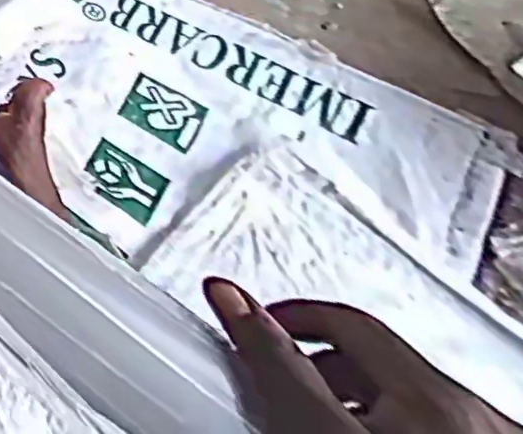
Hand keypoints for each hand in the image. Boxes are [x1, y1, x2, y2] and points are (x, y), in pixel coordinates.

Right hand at [204, 278, 520, 432]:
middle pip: (385, 363)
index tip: (254, 329)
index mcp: (439, 398)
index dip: (288, 317)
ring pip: (416, 406)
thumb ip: (269, 357)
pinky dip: (392, 432)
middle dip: (324, 367)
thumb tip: (228, 296)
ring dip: (360, 405)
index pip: (345, 321)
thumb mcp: (312, 428)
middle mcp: (486, 424)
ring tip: (322, 428)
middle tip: (284, 387)